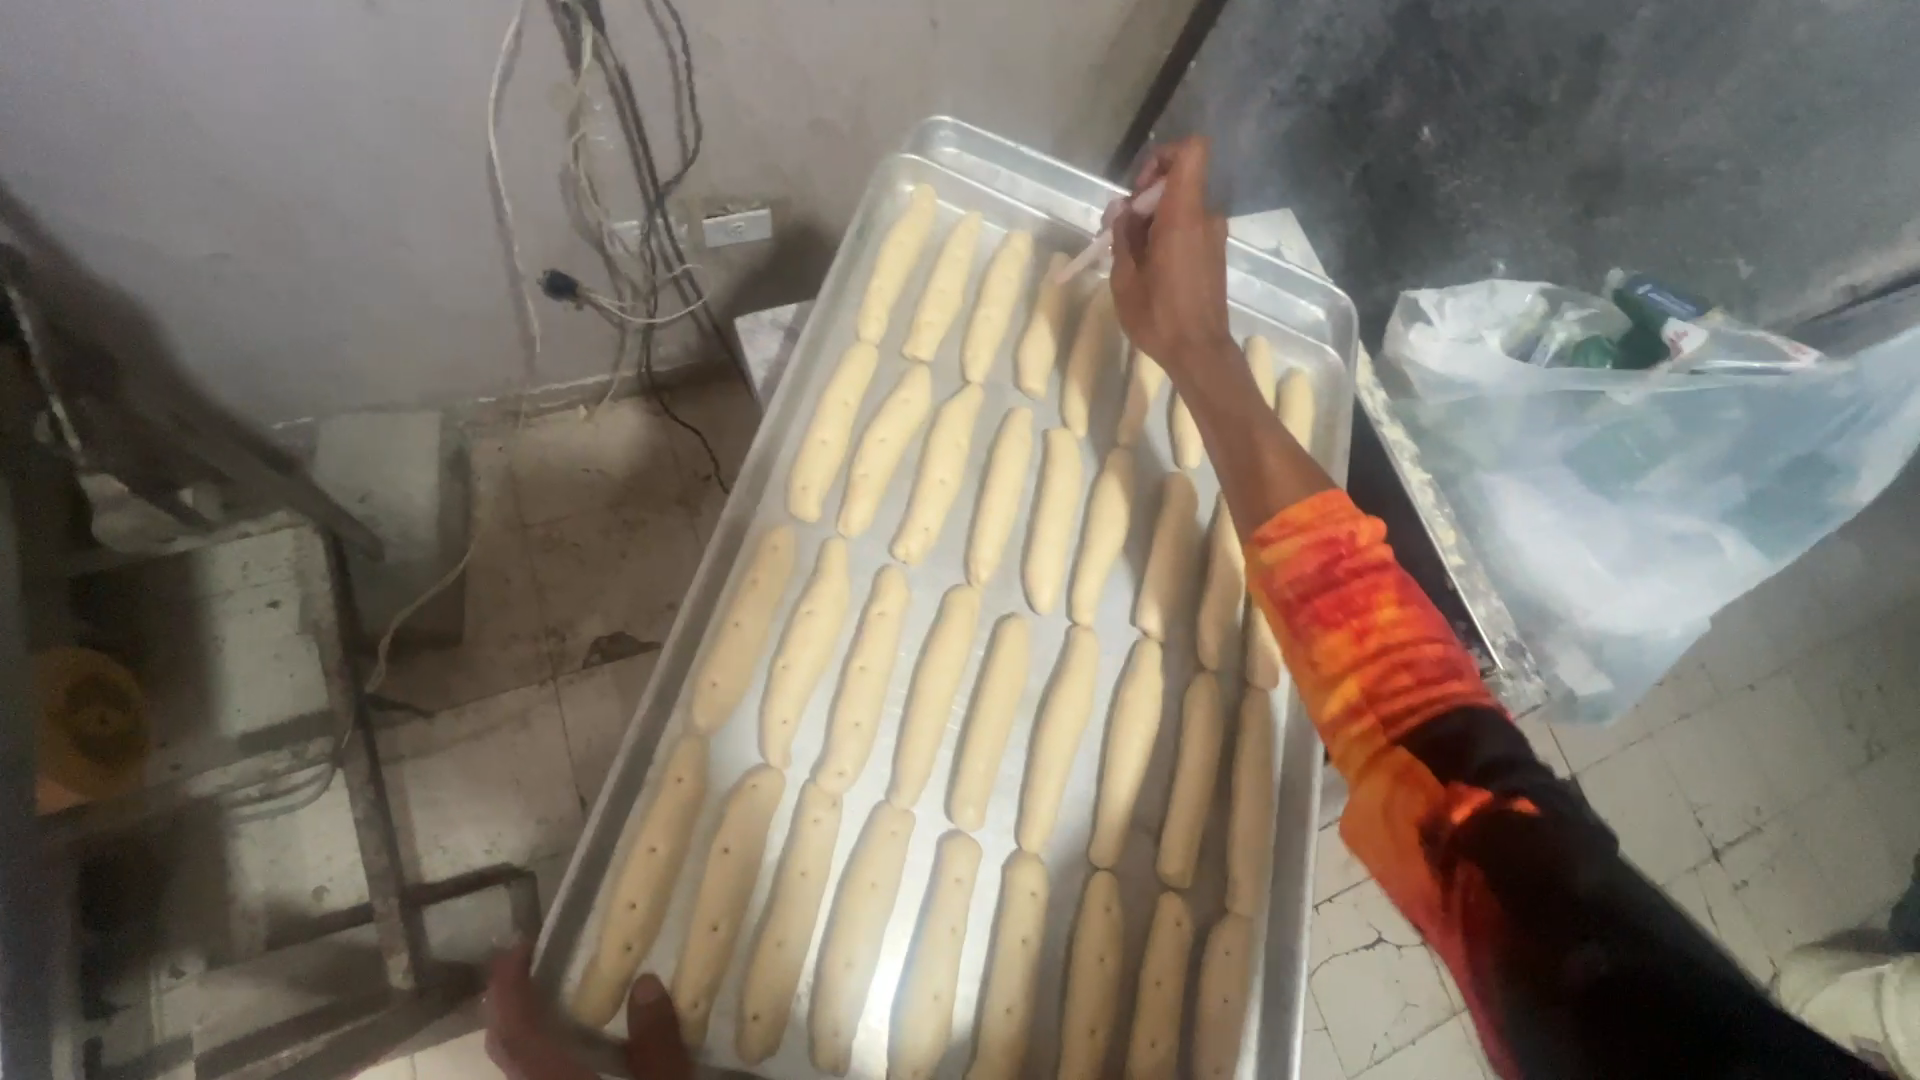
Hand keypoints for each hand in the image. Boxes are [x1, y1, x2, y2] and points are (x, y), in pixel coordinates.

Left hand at [484, 942, 691, 1079]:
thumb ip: (658, 1043)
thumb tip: (645, 982)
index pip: (519, 1034)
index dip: (509, 990)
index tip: (520, 947)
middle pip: (507, 1048)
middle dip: (509, 1002)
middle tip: (532, 959)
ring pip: (518, 1065)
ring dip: (525, 1026)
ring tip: (553, 991)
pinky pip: (535, 1075)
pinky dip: (541, 1048)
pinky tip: (575, 1040)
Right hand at [1108, 136, 1236, 386]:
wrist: (1198, 352)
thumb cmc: (1158, 316)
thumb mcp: (1125, 278)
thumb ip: (1122, 236)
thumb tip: (1121, 210)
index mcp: (1183, 216)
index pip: (1190, 151)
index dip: (1162, 157)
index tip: (1138, 191)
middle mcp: (1205, 217)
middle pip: (1177, 183)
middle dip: (1145, 200)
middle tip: (1119, 234)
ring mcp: (1213, 236)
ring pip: (1180, 208)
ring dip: (1153, 222)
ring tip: (1130, 256)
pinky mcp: (1213, 254)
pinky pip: (1188, 229)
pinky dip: (1166, 237)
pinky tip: (1149, 268)